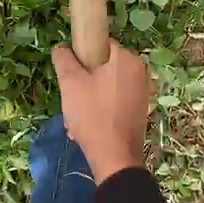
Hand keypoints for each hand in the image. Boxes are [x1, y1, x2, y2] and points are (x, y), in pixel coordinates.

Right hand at [52, 41, 151, 184]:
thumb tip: (61, 48)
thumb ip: (64, 60)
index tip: (71, 74)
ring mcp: (142, 93)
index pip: (101, 44)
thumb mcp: (71, 83)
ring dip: (91, 96)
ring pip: (107, 86)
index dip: (82, 56)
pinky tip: (89, 125)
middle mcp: (140, 72)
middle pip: (104, 66)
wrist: (115, 158)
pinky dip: (102, 108)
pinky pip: (115, 101)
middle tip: (73, 97)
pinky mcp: (140, 111)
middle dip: (86, 80)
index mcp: (127, 59)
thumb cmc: (93, 115)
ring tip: (77, 116)